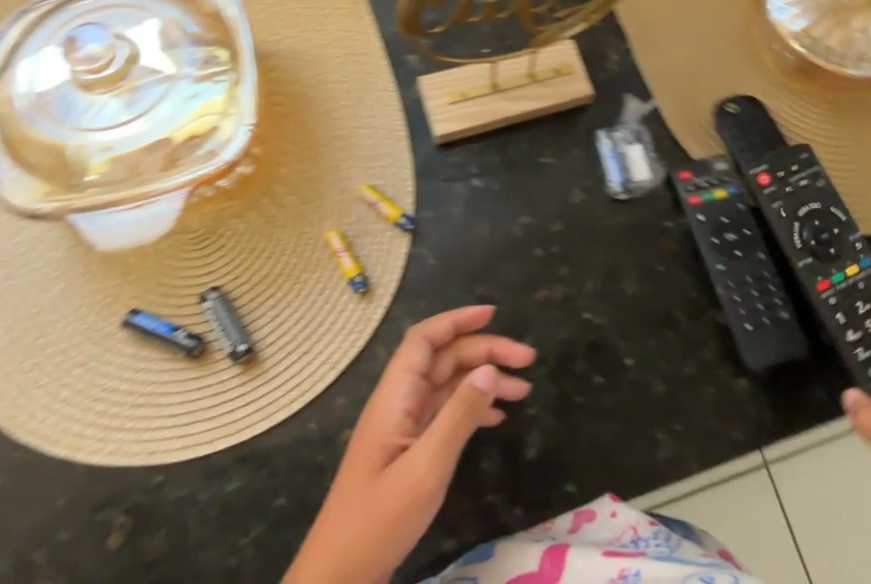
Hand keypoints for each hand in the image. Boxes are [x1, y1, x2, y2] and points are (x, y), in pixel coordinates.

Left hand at [284, 306, 535, 583]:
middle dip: (484, 351)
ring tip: (524, 391)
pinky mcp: (408, 451)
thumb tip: (490, 369)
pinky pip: (444, 414)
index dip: (457, 320)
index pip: (424, 340)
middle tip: (528, 361)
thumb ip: (459, 415)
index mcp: (395, 397)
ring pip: (447, 386)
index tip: (495, 313)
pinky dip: (472, 408)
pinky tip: (498, 417)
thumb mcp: (427, 466)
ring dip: (483, 380)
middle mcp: (398, 403)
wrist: (342, 570)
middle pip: (442, 360)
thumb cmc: (380, 517)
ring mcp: (402, 428)